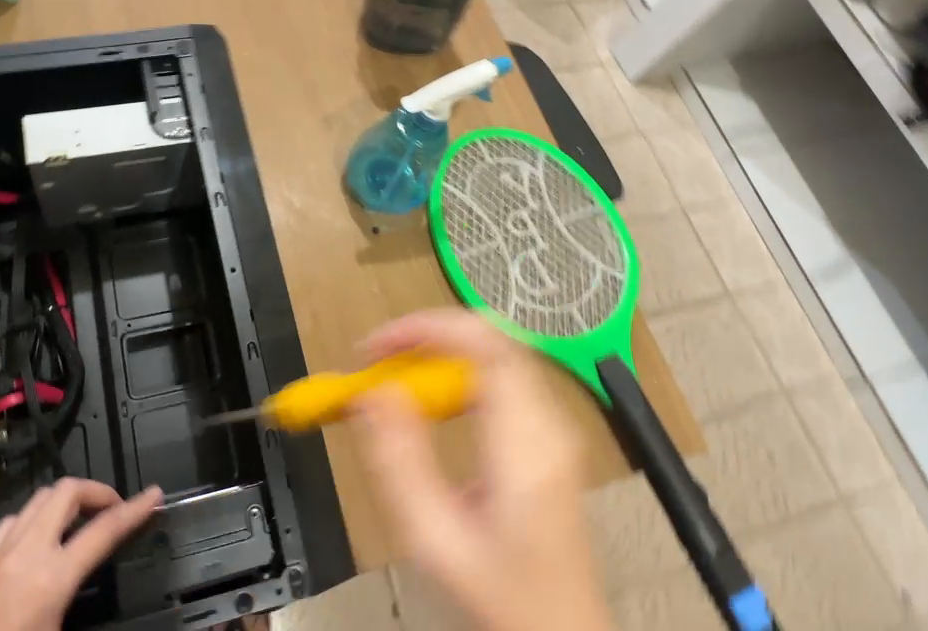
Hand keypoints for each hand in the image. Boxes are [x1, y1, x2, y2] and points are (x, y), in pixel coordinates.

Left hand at [0, 478, 163, 630]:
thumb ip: (84, 615)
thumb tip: (101, 611)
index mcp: (52, 578)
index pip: (104, 531)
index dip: (135, 510)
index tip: (154, 495)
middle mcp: (26, 552)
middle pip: (67, 493)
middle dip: (97, 492)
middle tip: (115, 510)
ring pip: (38, 499)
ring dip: (66, 501)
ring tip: (83, 521)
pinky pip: (13, 520)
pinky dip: (36, 518)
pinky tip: (40, 538)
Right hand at [354, 310, 614, 630]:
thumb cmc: (505, 599)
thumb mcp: (436, 540)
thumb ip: (401, 464)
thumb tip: (372, 395)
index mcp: (527, 449)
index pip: (487, 347)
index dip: (429, 328)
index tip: (378, 345)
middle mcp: (550, 427)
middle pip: (492, 341)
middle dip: (427, 337)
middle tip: (377, 360)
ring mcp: (555, 430)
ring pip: (496, 354)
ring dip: (440, 352)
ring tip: (394, 376)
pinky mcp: (549, 438)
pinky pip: (502, 379)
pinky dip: (459, 372)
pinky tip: (430, 402)